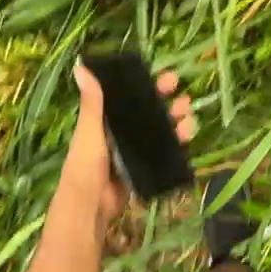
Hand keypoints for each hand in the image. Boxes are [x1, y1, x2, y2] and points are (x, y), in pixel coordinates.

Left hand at [68, 64, 195, 226]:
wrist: (91, 205)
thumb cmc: (86, 163)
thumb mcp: (89, 129)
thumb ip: (92, 102)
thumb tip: (80, 66)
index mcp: (105, 121)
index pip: (130, 99)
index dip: (148, 88)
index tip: (168, 79)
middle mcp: (120, 134)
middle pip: (149, 115)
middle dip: (168, 106)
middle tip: (185, 100)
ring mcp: (133, 152)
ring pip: (159, 133)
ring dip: (176, 125)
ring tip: (190, 120)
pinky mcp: (143, 169)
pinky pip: (162, 154)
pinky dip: (175, 146)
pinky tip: (187, 139)